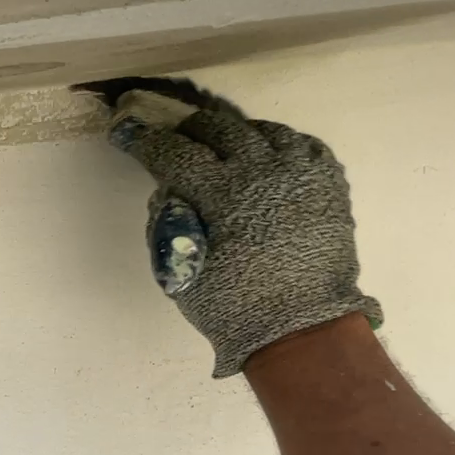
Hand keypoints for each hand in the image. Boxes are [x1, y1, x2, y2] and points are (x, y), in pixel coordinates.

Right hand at [112, 98, 382, 376]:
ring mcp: (303, 172)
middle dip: (192, 128)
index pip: (177, 155)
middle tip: (174, 133)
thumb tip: (169, 192)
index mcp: (225, 193)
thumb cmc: (230, 306)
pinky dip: (275, 143)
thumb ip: (170, 225)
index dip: (147, 142)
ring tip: (218, 141)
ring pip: (264, 131)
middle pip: (223, 129)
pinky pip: (301, 145)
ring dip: (234, 133)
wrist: (298, 326)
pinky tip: (264, 153)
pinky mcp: (328, 182)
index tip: (126, 129)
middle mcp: (265, 171)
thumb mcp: (181, 272)